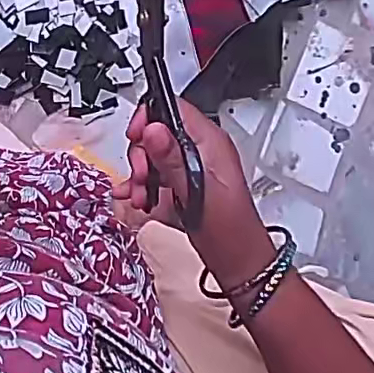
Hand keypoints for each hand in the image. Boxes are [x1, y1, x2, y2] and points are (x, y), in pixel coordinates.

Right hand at [113, 101, 279, 289]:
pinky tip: (137, 197)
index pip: (173, 108)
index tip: (135, 138)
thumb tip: (153, 129)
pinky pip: (155, 172)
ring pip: (152, 153)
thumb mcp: (196, 192)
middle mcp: (200, 149)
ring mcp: (191, 165)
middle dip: (141, 152)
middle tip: (141, 175)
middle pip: (157, 131)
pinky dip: (142, 184)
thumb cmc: (229, 232)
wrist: (238, 264)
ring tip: (142, 194)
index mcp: (210, 143)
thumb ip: (172, 159)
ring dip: (139, 173)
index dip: (148, 117)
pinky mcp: (183, 181)